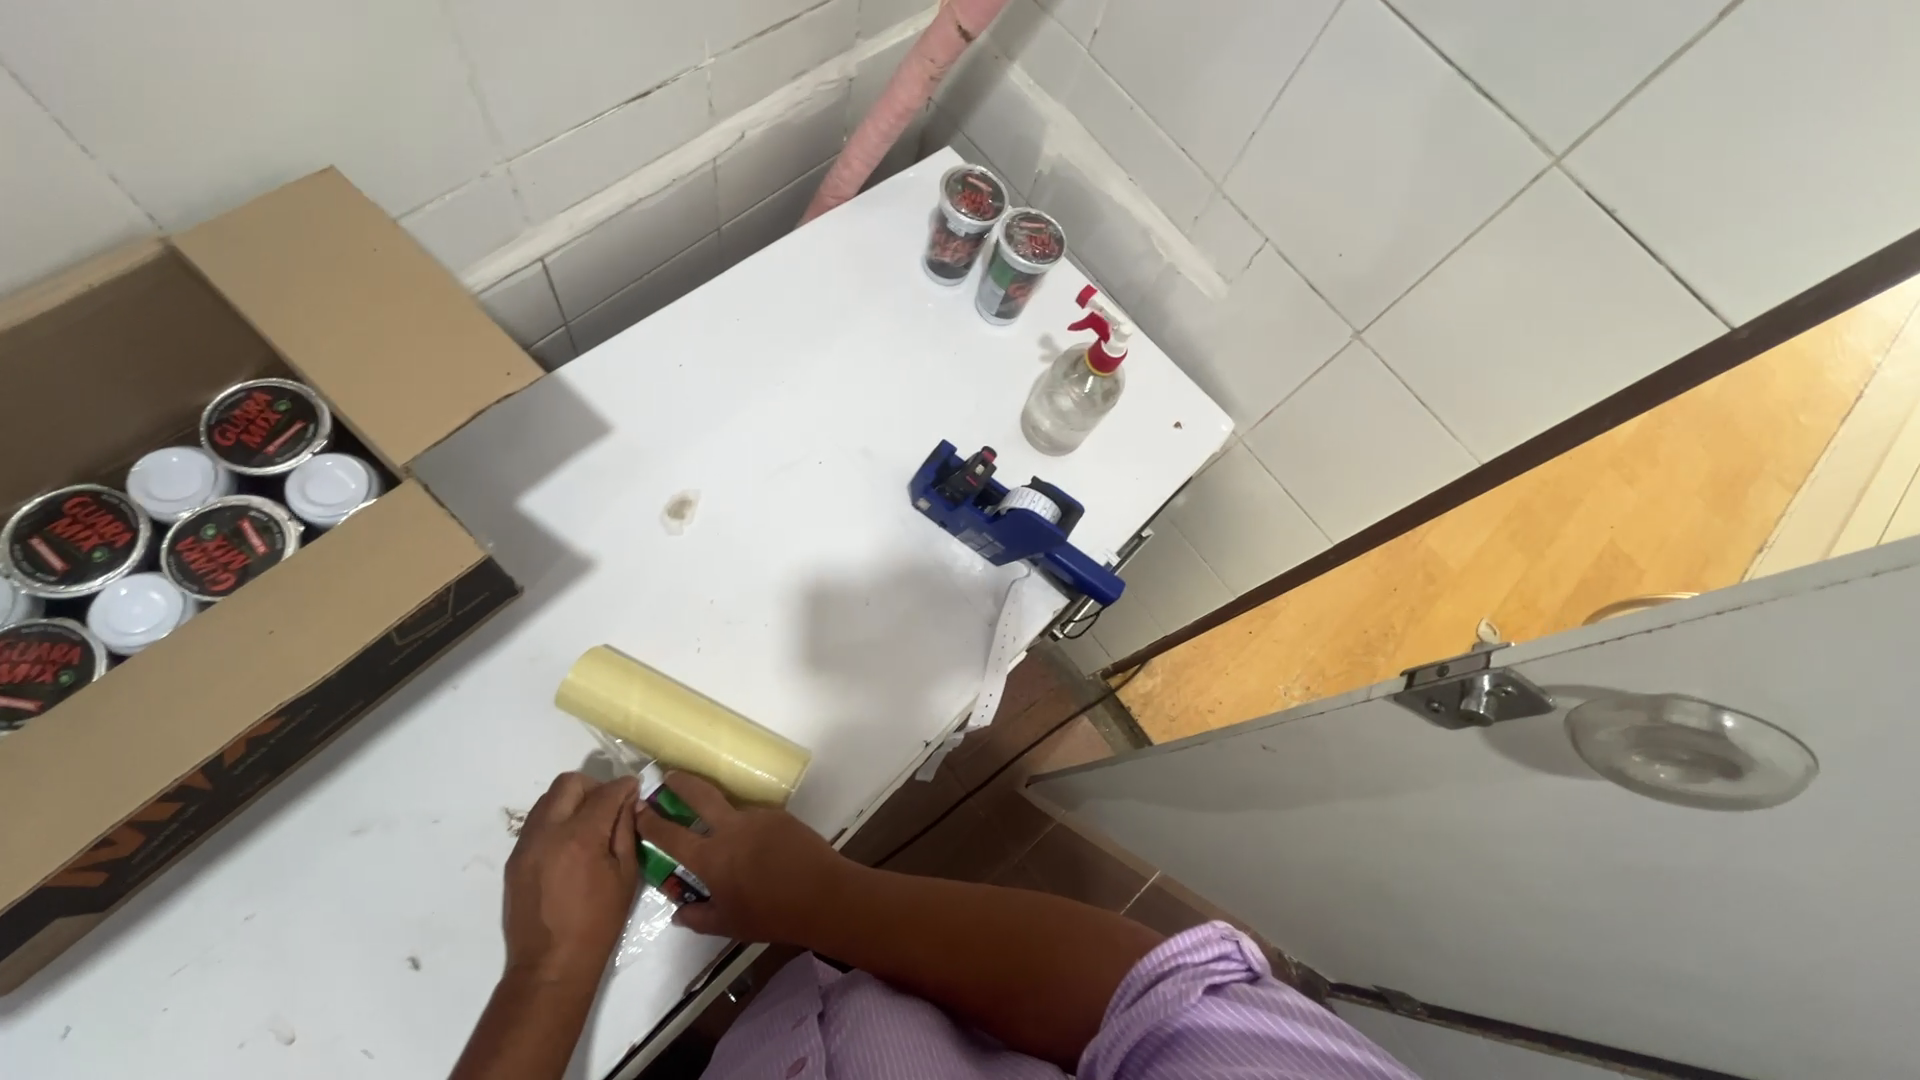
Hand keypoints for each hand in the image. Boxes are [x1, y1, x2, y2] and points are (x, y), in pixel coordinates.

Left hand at [502, 772, 639, 980]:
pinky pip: (536, 823)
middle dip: (594, 786)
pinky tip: (570, 844)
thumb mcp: (626, 874)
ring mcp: (525, 845)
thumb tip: (629, 802)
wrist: (550, 963)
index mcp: (580, 837)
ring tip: (589, 824)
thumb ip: (626, 830)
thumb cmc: (598, 922)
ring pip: (548, 799)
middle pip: (569, 783)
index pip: (606, 792)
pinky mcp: (514, 859)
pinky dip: (556, 820)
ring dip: (572, 801)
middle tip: (610, 806)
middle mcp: (548, 832)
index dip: (625, 787)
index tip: (635, 790)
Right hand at [637, 771, 854, 945]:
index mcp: (711, 857)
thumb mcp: (728, 924)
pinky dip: (752, 829)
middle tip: (669, 776)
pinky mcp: (781, 816)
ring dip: (725, 815)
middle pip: (700, 795)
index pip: (671, 835)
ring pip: (734, 809)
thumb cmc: (771, 915)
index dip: (651, 822)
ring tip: (729, 836)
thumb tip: (679, 912)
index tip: (638, 809)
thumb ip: (698, 916)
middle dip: (681, 783)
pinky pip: (757, 819)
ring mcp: (758, 818)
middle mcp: (732, 829)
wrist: (823, 894)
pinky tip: (761, 848)